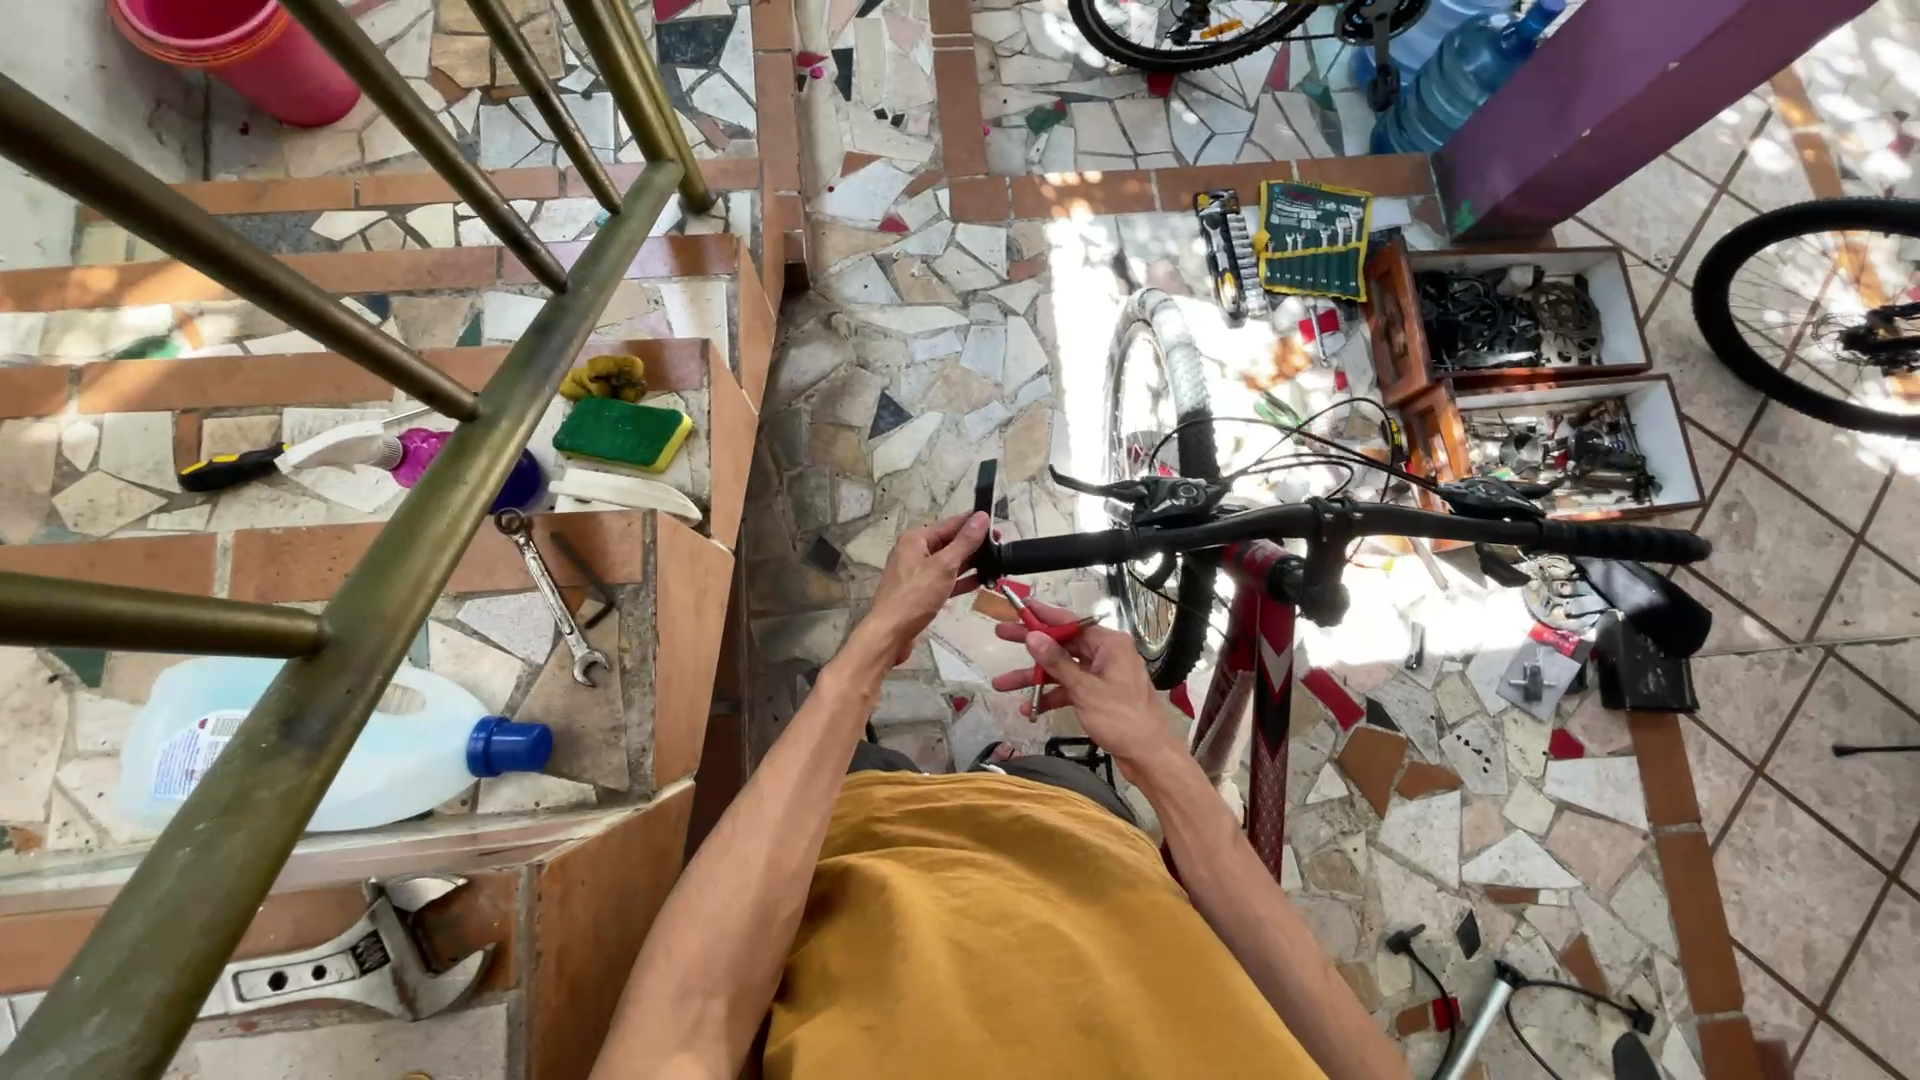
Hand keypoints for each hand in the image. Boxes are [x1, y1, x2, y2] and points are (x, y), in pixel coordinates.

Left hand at [854, 511, 989, 665]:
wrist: (891, 633)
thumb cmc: (916, 595)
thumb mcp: (944, 565)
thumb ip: (965, 542)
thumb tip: (982, 517)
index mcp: (916, 539)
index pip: (951, 524)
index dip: (974, 524)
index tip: (997, 524)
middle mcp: (915, 552)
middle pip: (950, 543)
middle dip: (975, 546)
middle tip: (1001, 547)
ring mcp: (918, 573)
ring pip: (949, 563)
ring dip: (971, 564)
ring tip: (997, 564)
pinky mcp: (922, 592)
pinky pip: (946, 581)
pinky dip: (961, 581)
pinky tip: (981, 582)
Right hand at [990, 599, 1184, 771]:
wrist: (1148, 755)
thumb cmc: (1123, 719)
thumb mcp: (1085, 689)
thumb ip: (1057, 662)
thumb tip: (1033, 637)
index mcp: (1109, 644)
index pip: (1069, 622)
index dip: (1041, 615)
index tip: (1019, 607)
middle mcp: (1105, 654)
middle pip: (1062, 644)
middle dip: (1031, 646)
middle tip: (1002, 634)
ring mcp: (1102, 674)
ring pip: (1062, 669)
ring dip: (1035, 678)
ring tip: (1002, 683)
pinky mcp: (1098, 694)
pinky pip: (1069, 688)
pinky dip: (1051, 696)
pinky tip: (1030, 708)